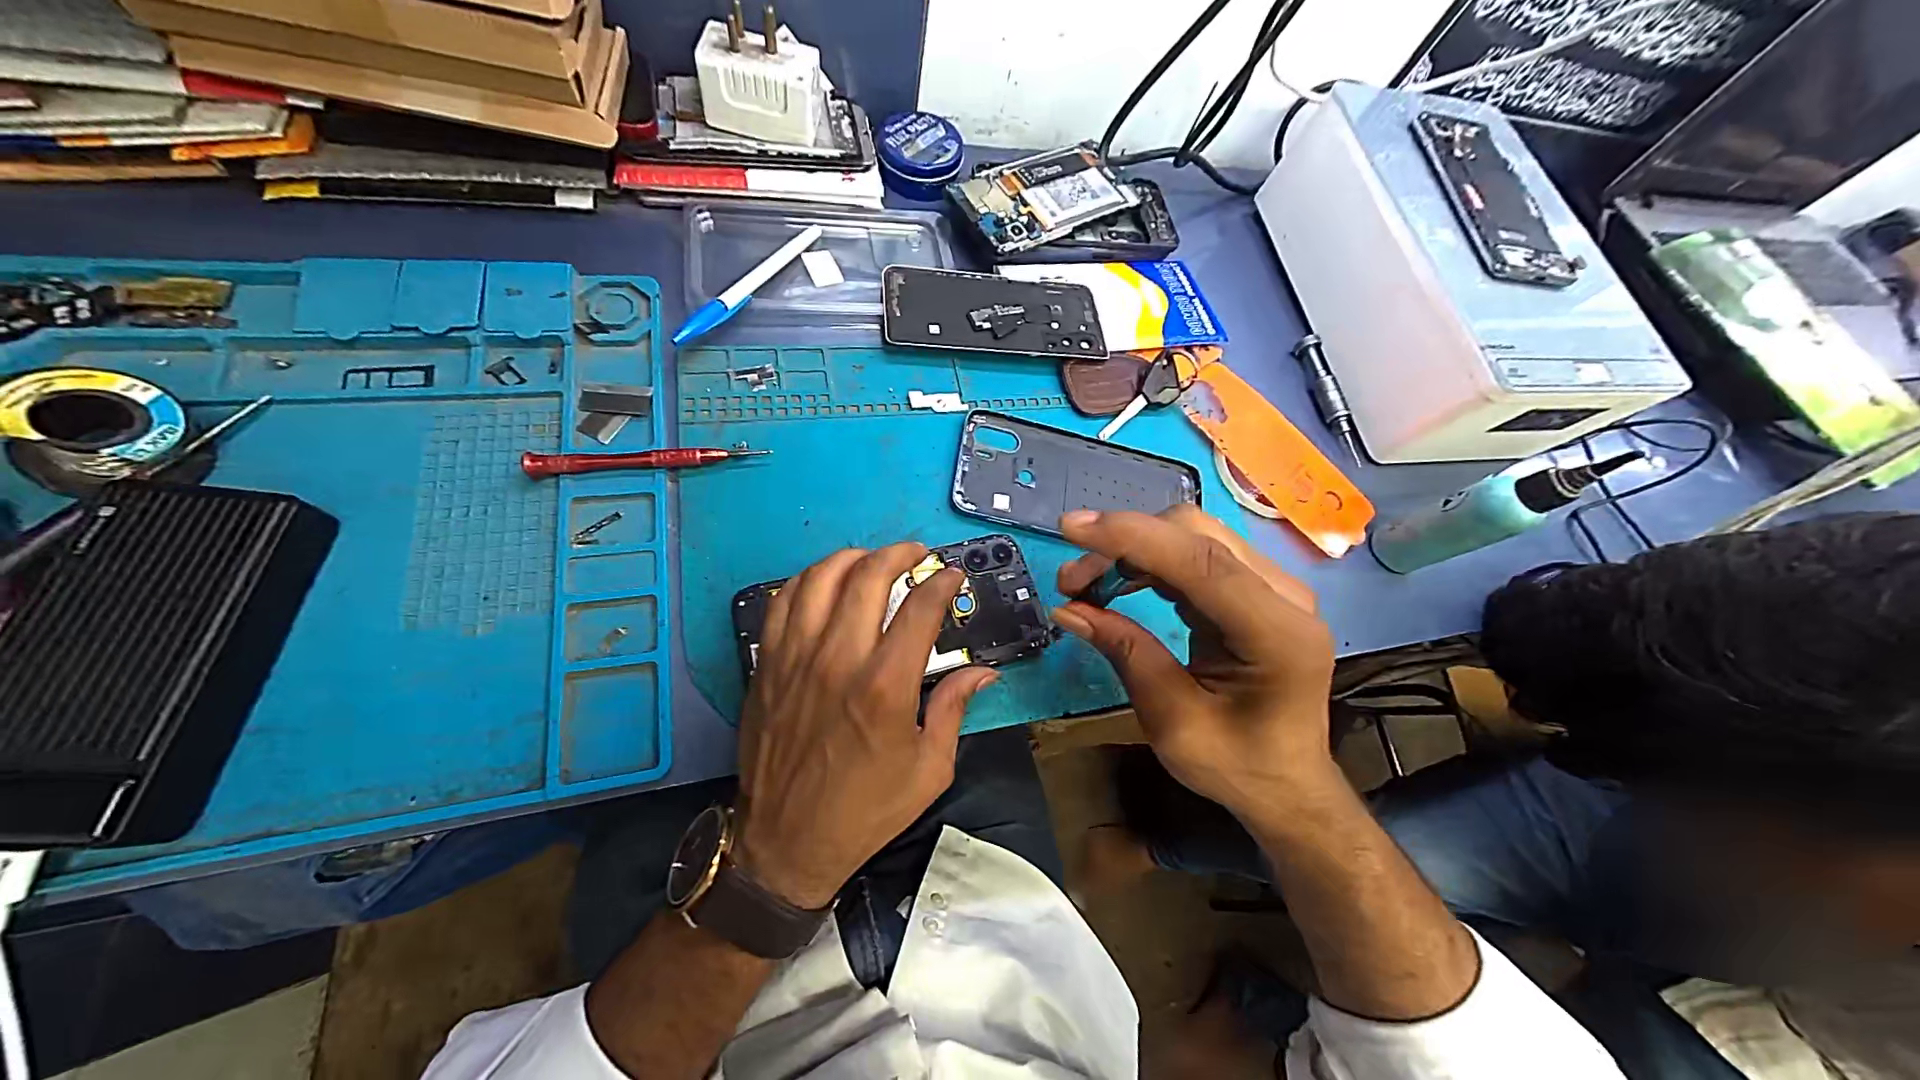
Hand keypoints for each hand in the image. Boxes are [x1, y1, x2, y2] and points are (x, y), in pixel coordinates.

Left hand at [731, 543, 997, 908]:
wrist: (786, 842)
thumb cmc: (864, 810)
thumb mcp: (928, 769)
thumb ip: (954, 709)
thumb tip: (983, 672)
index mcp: (885, 688)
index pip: (919, 608)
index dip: (941, 582)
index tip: (950, 576)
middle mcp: (837, 661)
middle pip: (868, 577)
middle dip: (899, 554)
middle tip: (916, 554)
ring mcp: (795, 659)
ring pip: (820, 578)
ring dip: (852, 558)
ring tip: (872, 560)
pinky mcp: (767, 665)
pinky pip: (782, 602)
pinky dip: (807, 580)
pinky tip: (824, 583)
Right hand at [1052, 506, 1338, 817]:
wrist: (1288, 786)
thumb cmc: (1237, 765)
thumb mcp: (1173, 721)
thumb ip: (1127, 654)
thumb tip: (1068, 608)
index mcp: (1278, 633)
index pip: (1202, 561)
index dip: (1133, 537)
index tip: (1071, 530)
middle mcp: (1284, 596)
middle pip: (1196, 535)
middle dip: (1124, 544)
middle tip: (1071, 581)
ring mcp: (1272, 588)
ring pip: (1192, 537)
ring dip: (1132, 550)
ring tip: (1084, 584)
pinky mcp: (1254, 590)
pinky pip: (1195, 556)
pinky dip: (1149, 562)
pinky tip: (1118, 584)